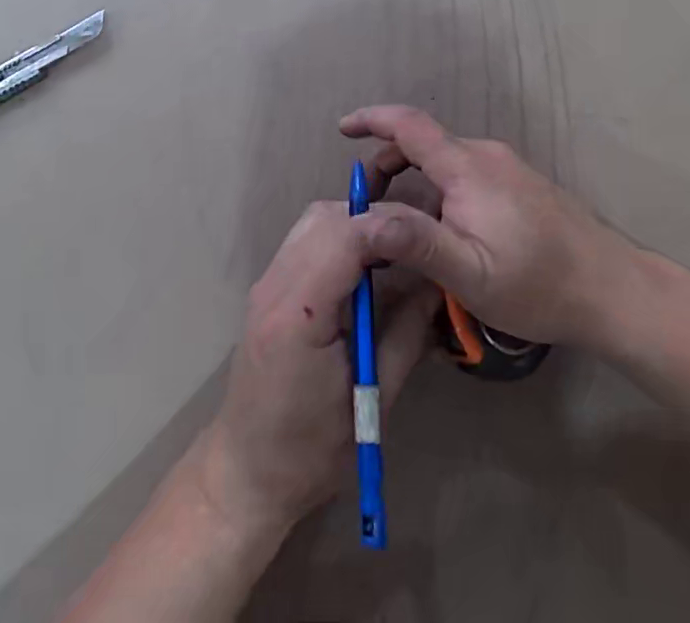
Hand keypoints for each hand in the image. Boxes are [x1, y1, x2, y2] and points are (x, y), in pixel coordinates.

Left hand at [197, 202, 439, 533]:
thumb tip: (440, 285)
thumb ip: (407, 334)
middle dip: (373, 220)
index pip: (343, 240)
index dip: (387, 228)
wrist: (249, 469)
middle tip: (416, 243)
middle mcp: (273, 287)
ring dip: (354, 226)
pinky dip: (338, 239)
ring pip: (311, 224)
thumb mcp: (373, 397)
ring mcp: (264, 285)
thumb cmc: (312, 449)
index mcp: (298, 315)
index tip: (428, 235)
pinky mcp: (267, 291)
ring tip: (395, 254)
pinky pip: (304, 242)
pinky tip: (365, 267)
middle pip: (323, 219)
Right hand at [340, 105, 655, 355]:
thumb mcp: (470, 274)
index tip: (343, 128)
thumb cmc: (539, 285)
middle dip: (387, 165)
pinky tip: (444, 230)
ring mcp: (509, 169)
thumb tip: (363, 220)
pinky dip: (438, 190)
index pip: (410, 126)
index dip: (372, 120)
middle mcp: (488, 156)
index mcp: (469, 169)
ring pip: (445, 161)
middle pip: (424, 143)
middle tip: (368, 207)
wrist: (617, 292)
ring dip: (413, 181)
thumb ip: (416, 243)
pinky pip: (466, 174)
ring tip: (402, 227)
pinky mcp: (522, 185)